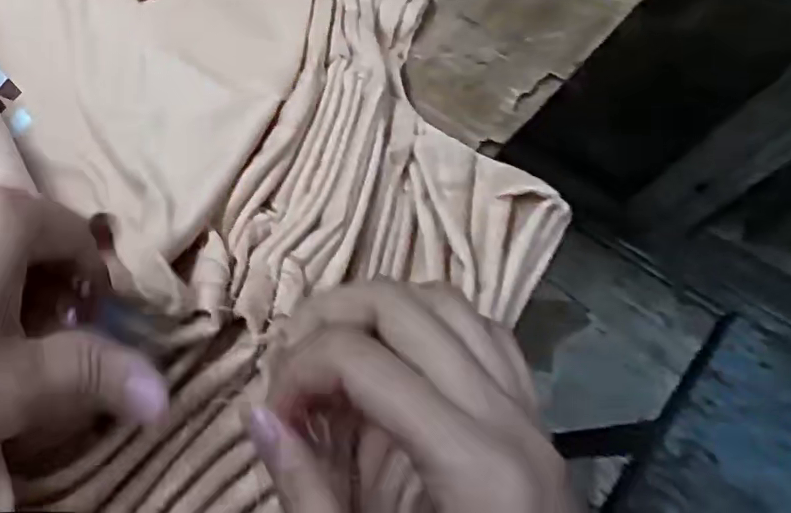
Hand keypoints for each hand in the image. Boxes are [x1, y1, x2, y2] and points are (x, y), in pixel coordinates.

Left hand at [0, 177, 169, 510]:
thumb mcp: (19, 382)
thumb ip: (94, 373)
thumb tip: (163, 390)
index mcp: (5, 211)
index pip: (79, 237)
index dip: (95, 290)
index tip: (87, 340)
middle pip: (37, 233)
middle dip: (53, 289)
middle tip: (40, 350)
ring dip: (14, 285)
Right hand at [246, 281, 576, 512]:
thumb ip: (306, 490)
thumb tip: (256, 414)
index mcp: (475, 466)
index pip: (354, 356)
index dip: (295, 371)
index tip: (274, 415)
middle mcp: (509, 422)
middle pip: (392, 304)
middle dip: (322, 320)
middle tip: (293, 366)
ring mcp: (529, 415)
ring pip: (439, 301)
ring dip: (372, 308)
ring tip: (336, 348)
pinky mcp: (534, 418)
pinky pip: (479, 330)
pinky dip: (427, 322)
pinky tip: (394, 355)